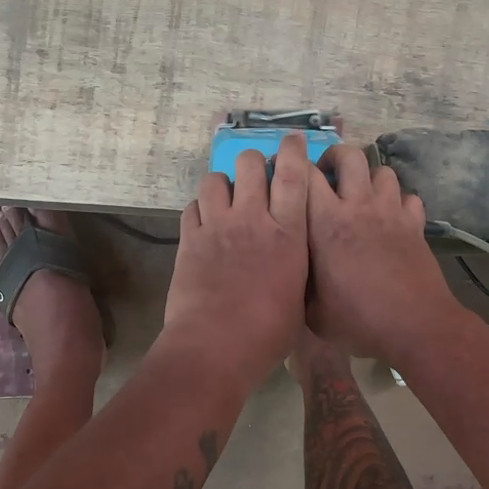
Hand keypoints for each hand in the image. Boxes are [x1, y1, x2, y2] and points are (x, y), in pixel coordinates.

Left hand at [163, 131, 312, 385]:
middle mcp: (253, 220)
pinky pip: (192, 207)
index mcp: (288, 233)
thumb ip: (298, 266)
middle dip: (253, 162)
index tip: (294, 140)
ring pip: (215, 179)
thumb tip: (295, 258)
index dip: (294, 151)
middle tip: (256, 177)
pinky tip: (205, 223)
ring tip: (226, 199)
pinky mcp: (190, 239)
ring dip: (223, 184)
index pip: (293, 176)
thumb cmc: (268, 333)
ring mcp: (218, 227)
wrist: (214, 348)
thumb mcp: (299, 298)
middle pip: (250, 164)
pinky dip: (199, 209)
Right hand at [306, 144, 467, 363]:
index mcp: (326, 221)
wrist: (414, 325)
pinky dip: (399, 202)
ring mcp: (391, 211)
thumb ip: (297, 281)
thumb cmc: (357, 319)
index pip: (305, 174)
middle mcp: (359, 206)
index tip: (290, 178)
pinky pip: (409, 197)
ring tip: (362, 197)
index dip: (295, 168)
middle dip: (335, 158)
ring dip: (370, 179)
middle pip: (349, 156)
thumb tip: (288, 268)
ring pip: (382, 171)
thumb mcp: (311, 311)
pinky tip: (393, 219)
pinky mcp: (415, 223)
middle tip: (328, 177)